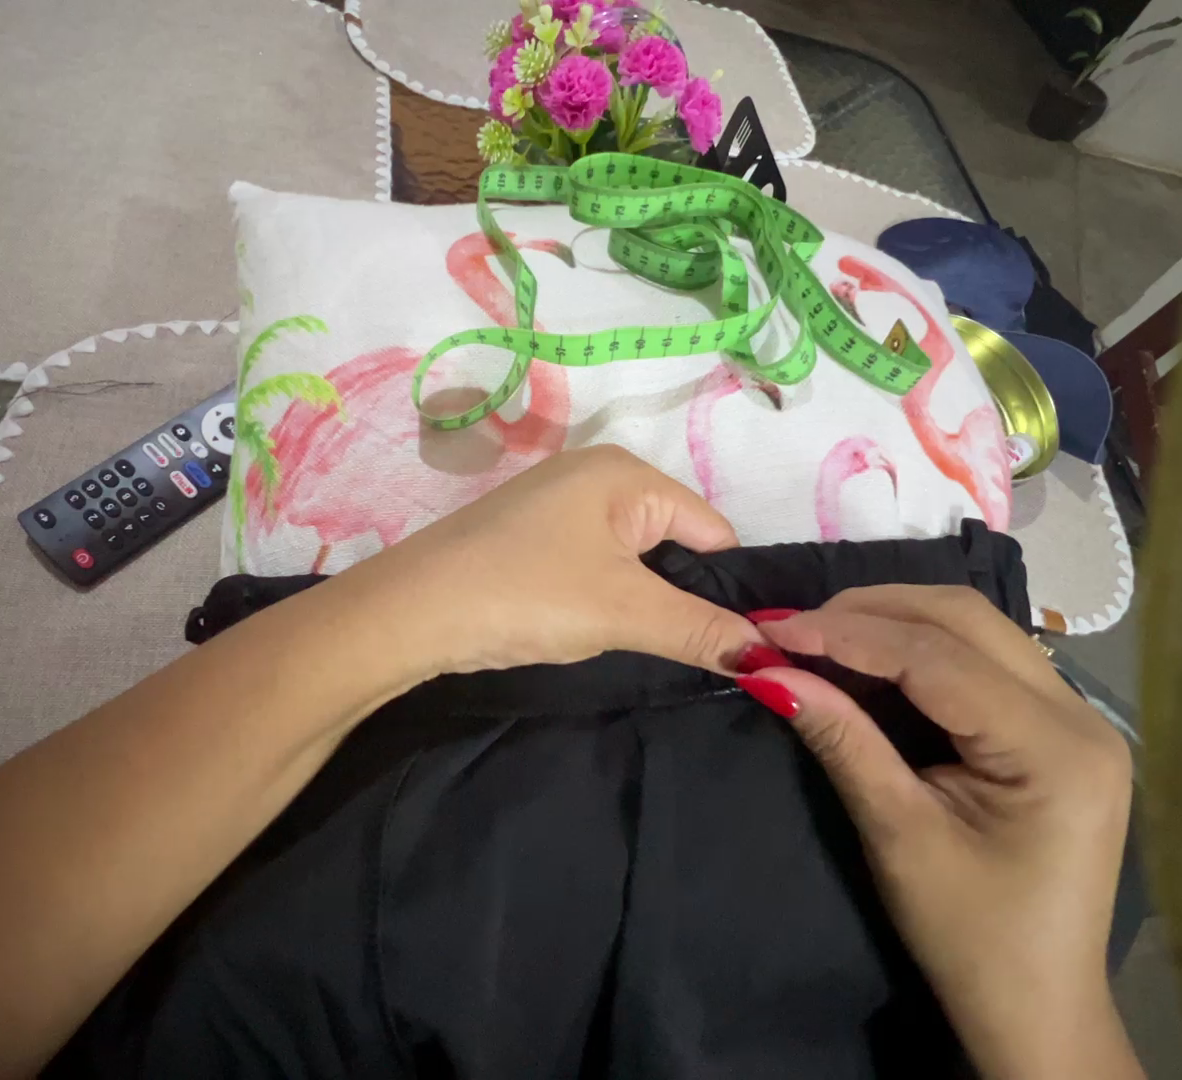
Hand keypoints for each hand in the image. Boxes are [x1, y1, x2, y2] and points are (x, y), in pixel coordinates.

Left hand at [337, 445, 763, 676]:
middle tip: (688, 651)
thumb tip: (771, 659)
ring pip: (632, 556)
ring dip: (642, 600)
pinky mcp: (530, 535)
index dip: (728, 589)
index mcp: (627, 473)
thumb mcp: (623, 611)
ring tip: (637, 642)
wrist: (411, 611)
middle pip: (673, 540)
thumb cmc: (527, 594)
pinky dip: (604, 594)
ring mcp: (556, 503)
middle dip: (682, 595)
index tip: (737, 645)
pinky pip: (593, 561)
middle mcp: (595, 474)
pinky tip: (592, 626)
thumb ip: (700, 630)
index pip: (713, 530)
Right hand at [740, 587, 1141, 1079]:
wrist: (1036, 1003)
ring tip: (817, 634)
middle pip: (962, 618)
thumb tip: (766, 672)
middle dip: (867, 610)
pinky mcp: (1054, 723)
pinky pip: (978, 654)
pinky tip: (865, 653)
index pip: (934, 656)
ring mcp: (1074, 714)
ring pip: (972, 625)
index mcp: (1052, 749)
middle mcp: (1078, 713)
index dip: (845, 632)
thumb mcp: (895, 832)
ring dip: (889, 617)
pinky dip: (913, 643)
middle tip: (790, 628)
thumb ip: (840, 738)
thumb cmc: (968, 933)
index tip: (769, 630)